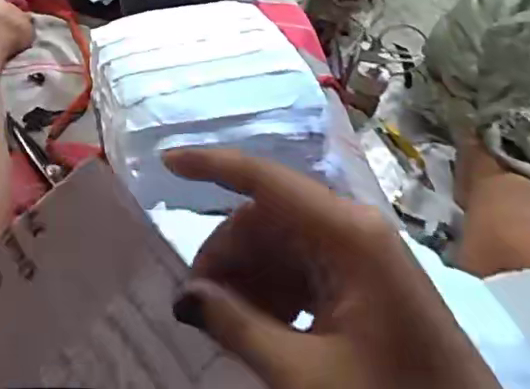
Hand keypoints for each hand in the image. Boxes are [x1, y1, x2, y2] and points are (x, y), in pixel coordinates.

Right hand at [165, 147, 499, 388]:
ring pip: (281, 243)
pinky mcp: (362, 278)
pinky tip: (259, 329)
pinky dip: (273, 291)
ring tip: (225, 323)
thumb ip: (240, 327)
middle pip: (269, 217)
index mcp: (347, 232)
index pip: (266, 180)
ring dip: (248, 276)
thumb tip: (185, 293)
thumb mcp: (307, 377)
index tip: (167, 162)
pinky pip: (302, 267)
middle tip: (195, 302)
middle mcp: (352, 227)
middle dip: (227, 252)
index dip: (212, 165)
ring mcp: (359, 251)